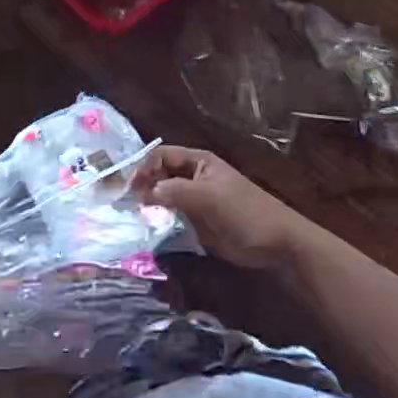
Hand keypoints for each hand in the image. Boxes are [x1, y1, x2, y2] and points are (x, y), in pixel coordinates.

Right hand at [132, 146, 312, 270]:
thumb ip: (175, 191)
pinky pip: (171, 216)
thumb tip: (145, 192)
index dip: (143, 166)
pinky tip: (146, 227)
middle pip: (160, 174)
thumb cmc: (244, 212)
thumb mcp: (208, 197)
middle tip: (122, 201)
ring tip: (129, 215)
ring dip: (148, 203)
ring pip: (164, 196)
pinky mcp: (196, 221)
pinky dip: (158, 219)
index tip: (128, 186)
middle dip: (142, 184)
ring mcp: (195, 199)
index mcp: (199, 162)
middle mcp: (194, 177)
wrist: (275, 242)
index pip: (161, 155)